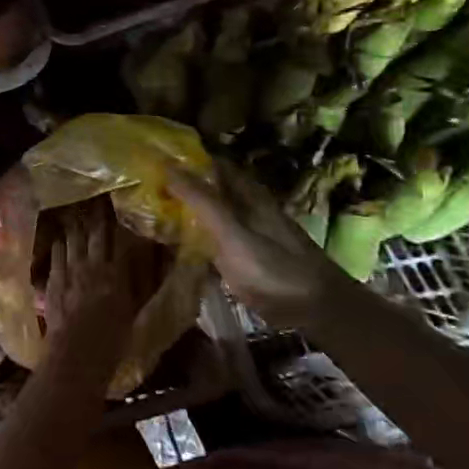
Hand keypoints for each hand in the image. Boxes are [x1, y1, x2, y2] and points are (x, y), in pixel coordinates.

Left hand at [43, 200, 160, 350]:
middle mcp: (94, 264)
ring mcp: (71, 269)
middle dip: (99, 214)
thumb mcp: (134, 310)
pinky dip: (60, 242)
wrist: (77, 353)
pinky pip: (57, 252)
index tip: (124, 207)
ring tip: (78, 211)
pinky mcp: (54, 278)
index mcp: (118, 273)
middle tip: (100, 200)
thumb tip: (151, 263)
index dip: (123, 222)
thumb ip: (142, 284)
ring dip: (78, 224)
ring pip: (75, 238)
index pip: (123, 239)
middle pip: (97, 233)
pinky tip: (60, 236)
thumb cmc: (112, 338)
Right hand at [169, 159, 350, 327]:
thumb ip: (203, 203)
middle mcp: (251, 209)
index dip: (189, 158)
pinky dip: (200, 238)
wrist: (319, 311)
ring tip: (157, 213)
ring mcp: (252, 235)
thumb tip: (168, 166)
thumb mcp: (234, 235)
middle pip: (215, 189)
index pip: (216, 165)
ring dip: (191, 212)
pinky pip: (219, 240)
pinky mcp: (251, 259)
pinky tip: (182, 247)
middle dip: (185, 186)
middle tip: (149, 187)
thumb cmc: (275, 270)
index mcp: (249, 196)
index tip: (157, 157)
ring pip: (216, 215)